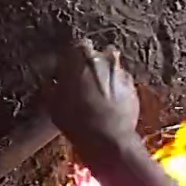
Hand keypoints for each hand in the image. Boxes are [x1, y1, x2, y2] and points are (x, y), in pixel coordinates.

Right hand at [44, 40, 140, 159]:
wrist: (108, 140)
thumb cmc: (76, 119)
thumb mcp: (53, 103)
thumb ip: (52, 87)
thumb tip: (51, 83)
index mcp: (81, 57)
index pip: (75, 45)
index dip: (69, 58)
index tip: (64, 69)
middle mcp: (105, 59)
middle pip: (96, 56)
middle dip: (88, 66)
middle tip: (78, 83)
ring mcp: (122, 73)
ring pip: (110, 70)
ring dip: (102, 79)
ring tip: (93, 97)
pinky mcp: (134, 89)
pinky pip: (121, 85)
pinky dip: (114, 91)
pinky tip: (105, 106)